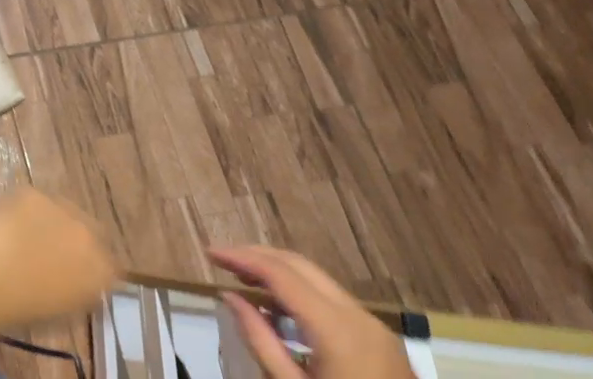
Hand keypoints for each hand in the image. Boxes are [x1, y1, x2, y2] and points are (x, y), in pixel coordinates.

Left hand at [0, 188, 117, 327]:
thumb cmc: (21, 308)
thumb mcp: (62, 312)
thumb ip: (78, 294)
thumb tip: (75, 285)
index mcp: (103, 273)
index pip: (109, 267)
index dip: (91, 268)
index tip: (76, 272)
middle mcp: (91, 237)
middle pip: (90, 232)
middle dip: (74, 240)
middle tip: (49, 251)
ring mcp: (63, 209)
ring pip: (63, 212)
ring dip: (51, 221)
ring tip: (25, 235)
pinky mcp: (33, 192)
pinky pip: (35, 201)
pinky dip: (25, 209)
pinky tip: (8, 223)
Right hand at [210, 247, 414, 378]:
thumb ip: (259, 340)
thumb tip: (230, 297)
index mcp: (337, 329)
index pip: (280, 274)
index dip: (241, 257)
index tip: (210, 253)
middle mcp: (360, 317)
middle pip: (301, 266)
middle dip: (259, 256)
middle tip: (223, 261)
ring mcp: (375, 328)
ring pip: (319, 281)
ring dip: (280, 274)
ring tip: (244, 281)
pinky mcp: (382, 341)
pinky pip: (334, 303)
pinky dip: (302, 295)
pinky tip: (280, 311)